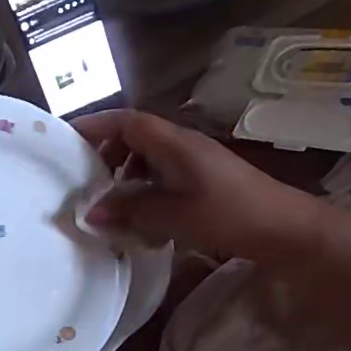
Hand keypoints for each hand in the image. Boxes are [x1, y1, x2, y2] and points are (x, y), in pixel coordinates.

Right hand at [72, 110, 321, 258]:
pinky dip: (145, 189)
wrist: (284, 228)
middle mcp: (183, 145)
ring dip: (126, 174)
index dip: (95, 125)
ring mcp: (195, 162)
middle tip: (86, 179)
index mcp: (174, 143)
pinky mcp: (203, 181)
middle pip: (135, 136)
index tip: (66, 137)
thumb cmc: (228, 214)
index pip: (126, 121)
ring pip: (149, 157)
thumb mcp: (173, 215)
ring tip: (111, 202)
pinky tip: (142, 217)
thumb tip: (91, 213)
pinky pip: (163, 175)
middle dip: (107, 153)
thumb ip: (130, 210)